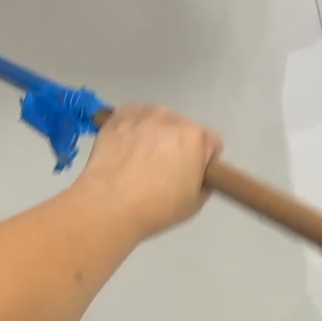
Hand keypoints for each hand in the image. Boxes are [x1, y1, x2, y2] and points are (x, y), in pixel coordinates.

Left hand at [71, 106, 221, 235]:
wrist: (111, 201)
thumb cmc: (158, 205)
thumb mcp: (196, 200)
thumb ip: (203, 178)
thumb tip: (194, 169)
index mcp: (195, 137)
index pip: (210, 141)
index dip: (203, 157)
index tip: (191, 171)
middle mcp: (169, 118)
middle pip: (182, 127)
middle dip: (177, 143)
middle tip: (163, 166)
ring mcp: (140, 115)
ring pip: (156, 118)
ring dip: (154, 131)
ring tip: (140, 155)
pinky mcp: (116, 117)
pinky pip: (132, 115)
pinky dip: (132, 126)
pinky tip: (125, 145)